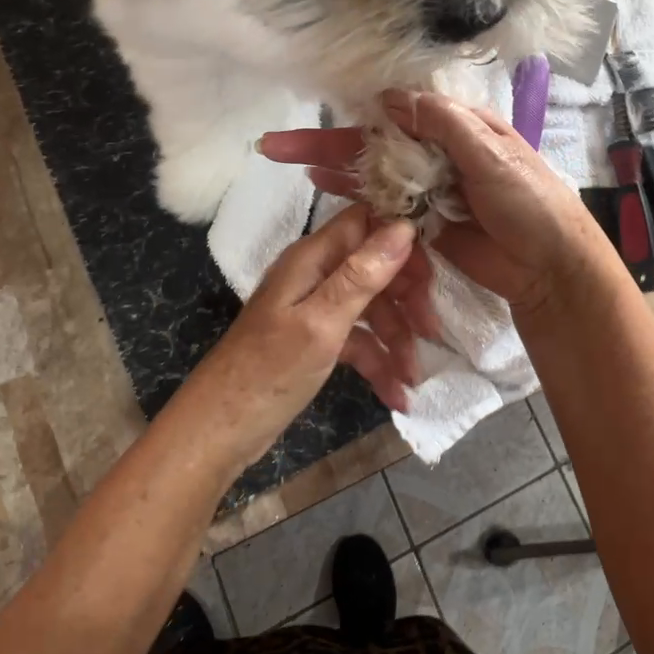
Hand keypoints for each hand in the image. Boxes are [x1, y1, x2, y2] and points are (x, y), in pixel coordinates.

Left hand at [198, 205, 428, 438]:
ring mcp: (316, 309)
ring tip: (414, 378)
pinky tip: (396, 394)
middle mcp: (316, 274)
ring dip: (397, 339)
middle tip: (432, 332)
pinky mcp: (317, 341)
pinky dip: (378, 362)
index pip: (367, 222)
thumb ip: (363, 275)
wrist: (219, 431)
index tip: (435, 267)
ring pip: (372, 308)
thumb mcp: (322, 323)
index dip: (402, 237)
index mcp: (313, 258)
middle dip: (407, 297)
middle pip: (376, 267)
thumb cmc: (268, 372)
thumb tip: (405, 226)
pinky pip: (359, 340)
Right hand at [259, 89, 614, 316]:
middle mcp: (439, 153)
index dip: (357, 113)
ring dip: (331, 167)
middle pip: (375, 144)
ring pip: (372, 174)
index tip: (319, 112)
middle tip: (275, 145)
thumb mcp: (493, 156)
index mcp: (459, 127)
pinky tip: (321, 188)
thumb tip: (392, 98)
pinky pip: (382, 207)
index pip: (399, 112)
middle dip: (327, 141)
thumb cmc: (532, 202)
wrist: (552, 267)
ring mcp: (429, 190)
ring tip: (284, 160)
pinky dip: (353, 197)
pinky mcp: (424, 225)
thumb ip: (444, 126)